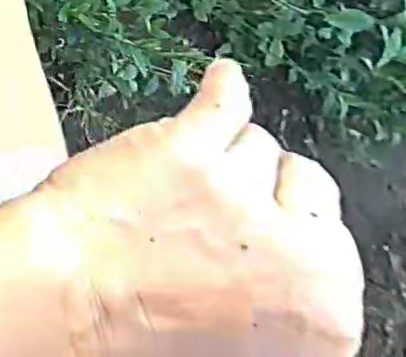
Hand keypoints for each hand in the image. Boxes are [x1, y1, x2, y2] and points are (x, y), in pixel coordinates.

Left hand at [9, 59, 362, 355]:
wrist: (72, 290)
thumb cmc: (141, 322)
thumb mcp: (243, 340)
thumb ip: (283, 299)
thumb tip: (293, 268)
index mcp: (324, 317)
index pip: (332, 240)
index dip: (289, 222)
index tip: (266, 218)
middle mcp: (298, 257)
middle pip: (303, 183)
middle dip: (265, 182)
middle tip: (217, 193)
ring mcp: (241, 196)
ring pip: (253, 142)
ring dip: (221, 147)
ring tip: (181, 165)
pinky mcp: (190, 150)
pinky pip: (225, 103)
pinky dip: (225, 85)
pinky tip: (224, 76)